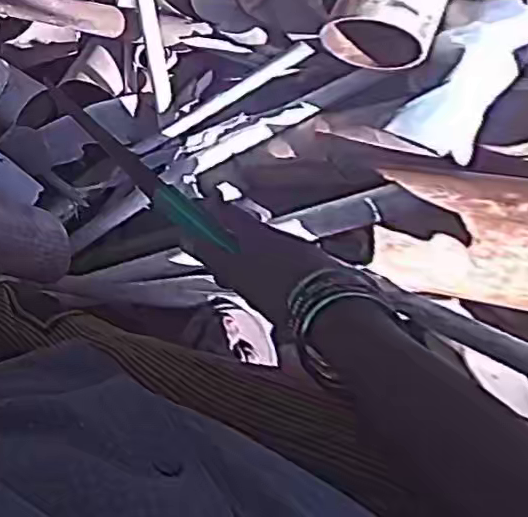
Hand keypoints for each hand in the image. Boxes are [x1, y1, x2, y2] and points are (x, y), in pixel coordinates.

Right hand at [183, 200, 343, 326]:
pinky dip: (282, 274)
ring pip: (271, 249)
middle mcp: (280, 235)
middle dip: (231, 241)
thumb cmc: (279, 290)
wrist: (342, 319)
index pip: (220, 209)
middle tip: (218, 260)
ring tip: (250, 284)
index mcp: (253, 230)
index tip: (190, 216)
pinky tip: (279, 294)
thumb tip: (186, 236)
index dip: (203, 211)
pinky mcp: (328, 273)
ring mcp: (308, 253)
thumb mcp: (232, 271)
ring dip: (257, 259)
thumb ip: (207, 251)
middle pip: (246, 230)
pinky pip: (295, 266)